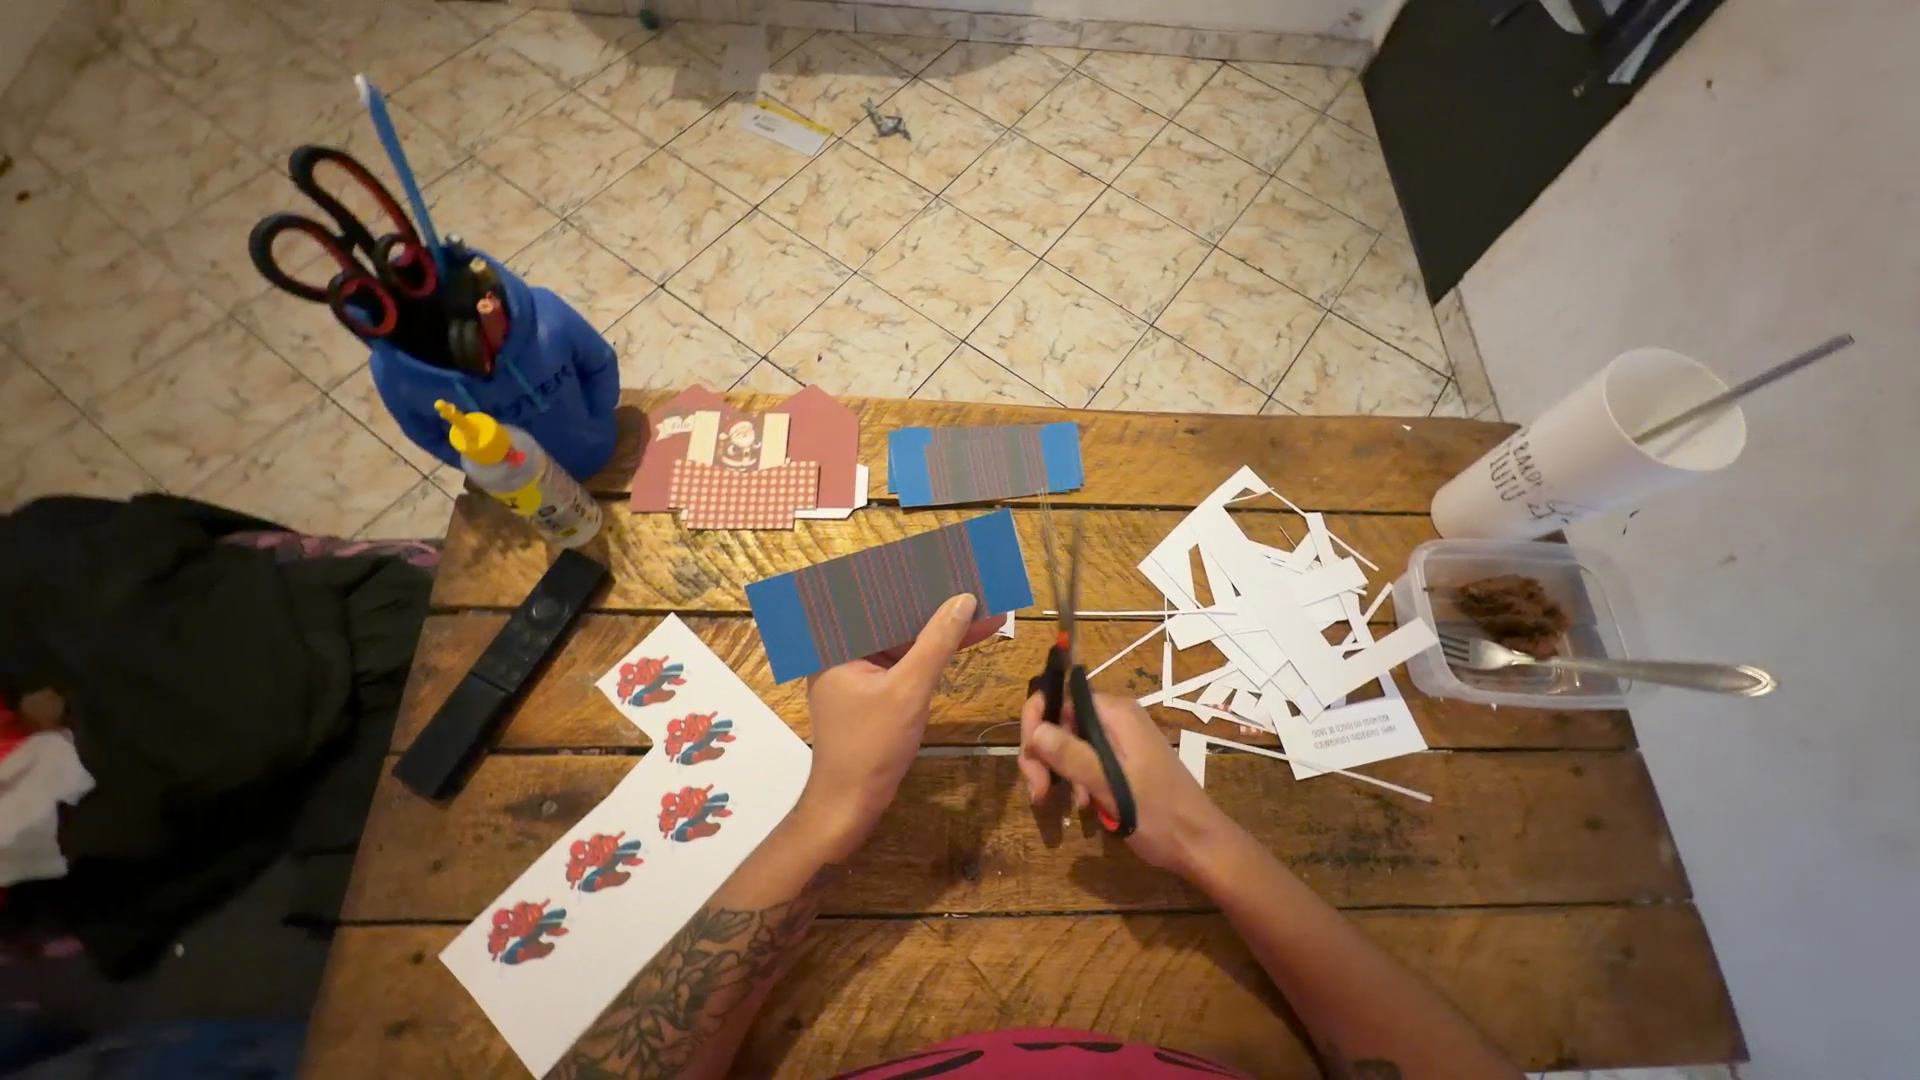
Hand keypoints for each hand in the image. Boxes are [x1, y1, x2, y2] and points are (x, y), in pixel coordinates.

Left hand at [794, 594, 1004, 859]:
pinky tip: (973, 635)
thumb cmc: (871, 746)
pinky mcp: (879, 686)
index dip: (913, 577)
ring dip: (943, 624)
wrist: (851, 804)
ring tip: (986, 605)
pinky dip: (938, 650)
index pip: (875, 595)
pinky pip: (910, 657)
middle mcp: (846, 648)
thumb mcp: (909, 690)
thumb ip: (936, 642)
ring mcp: (863, 668)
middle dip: (936, 600)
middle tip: (973, 579)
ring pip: (907, 634)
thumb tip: (963, 599)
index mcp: (837, 642)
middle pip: (895, 613)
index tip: (946, 560)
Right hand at [1017, 691, 1239, 879]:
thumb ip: (1072, 755)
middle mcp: (1115, 716)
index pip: (1059, 695)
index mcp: (1114, 712)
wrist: (1201, 844)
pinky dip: (1075, 778)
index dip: (1036, 722)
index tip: (1030, 760)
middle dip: (1042, 752)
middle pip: (1060, 719)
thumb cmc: (1159, 815)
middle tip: (1039, 791)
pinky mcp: (1123, 758)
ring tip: (1061, 803)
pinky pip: (1086, 757)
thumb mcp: (1110, 786)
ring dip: (1056, 769)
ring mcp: (1120, 737)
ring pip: (1069, 741)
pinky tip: (1082, 804)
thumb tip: (1035, 730)